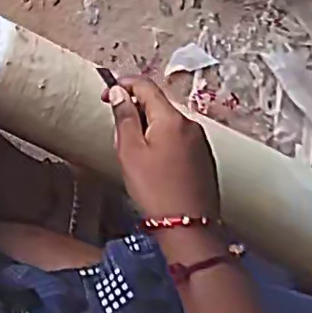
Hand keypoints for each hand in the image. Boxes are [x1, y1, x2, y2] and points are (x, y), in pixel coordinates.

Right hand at [108, 76, 220, 220]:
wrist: (189, 228)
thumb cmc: (154, 188)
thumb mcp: (130, 150)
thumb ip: (125, 116)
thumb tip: (120, 91)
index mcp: (171, 118)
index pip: (146, 85)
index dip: (123, 84)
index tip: (107, 95)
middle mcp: (190, 124)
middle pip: (158, 103)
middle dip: (135, 107)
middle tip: (117, 128)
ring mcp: (200, 141)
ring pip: (167, 120)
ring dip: (148, 124)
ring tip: (133, 148)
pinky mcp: (204, 157)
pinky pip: (178, 136)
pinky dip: (162, 138)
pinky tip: (153, 160)